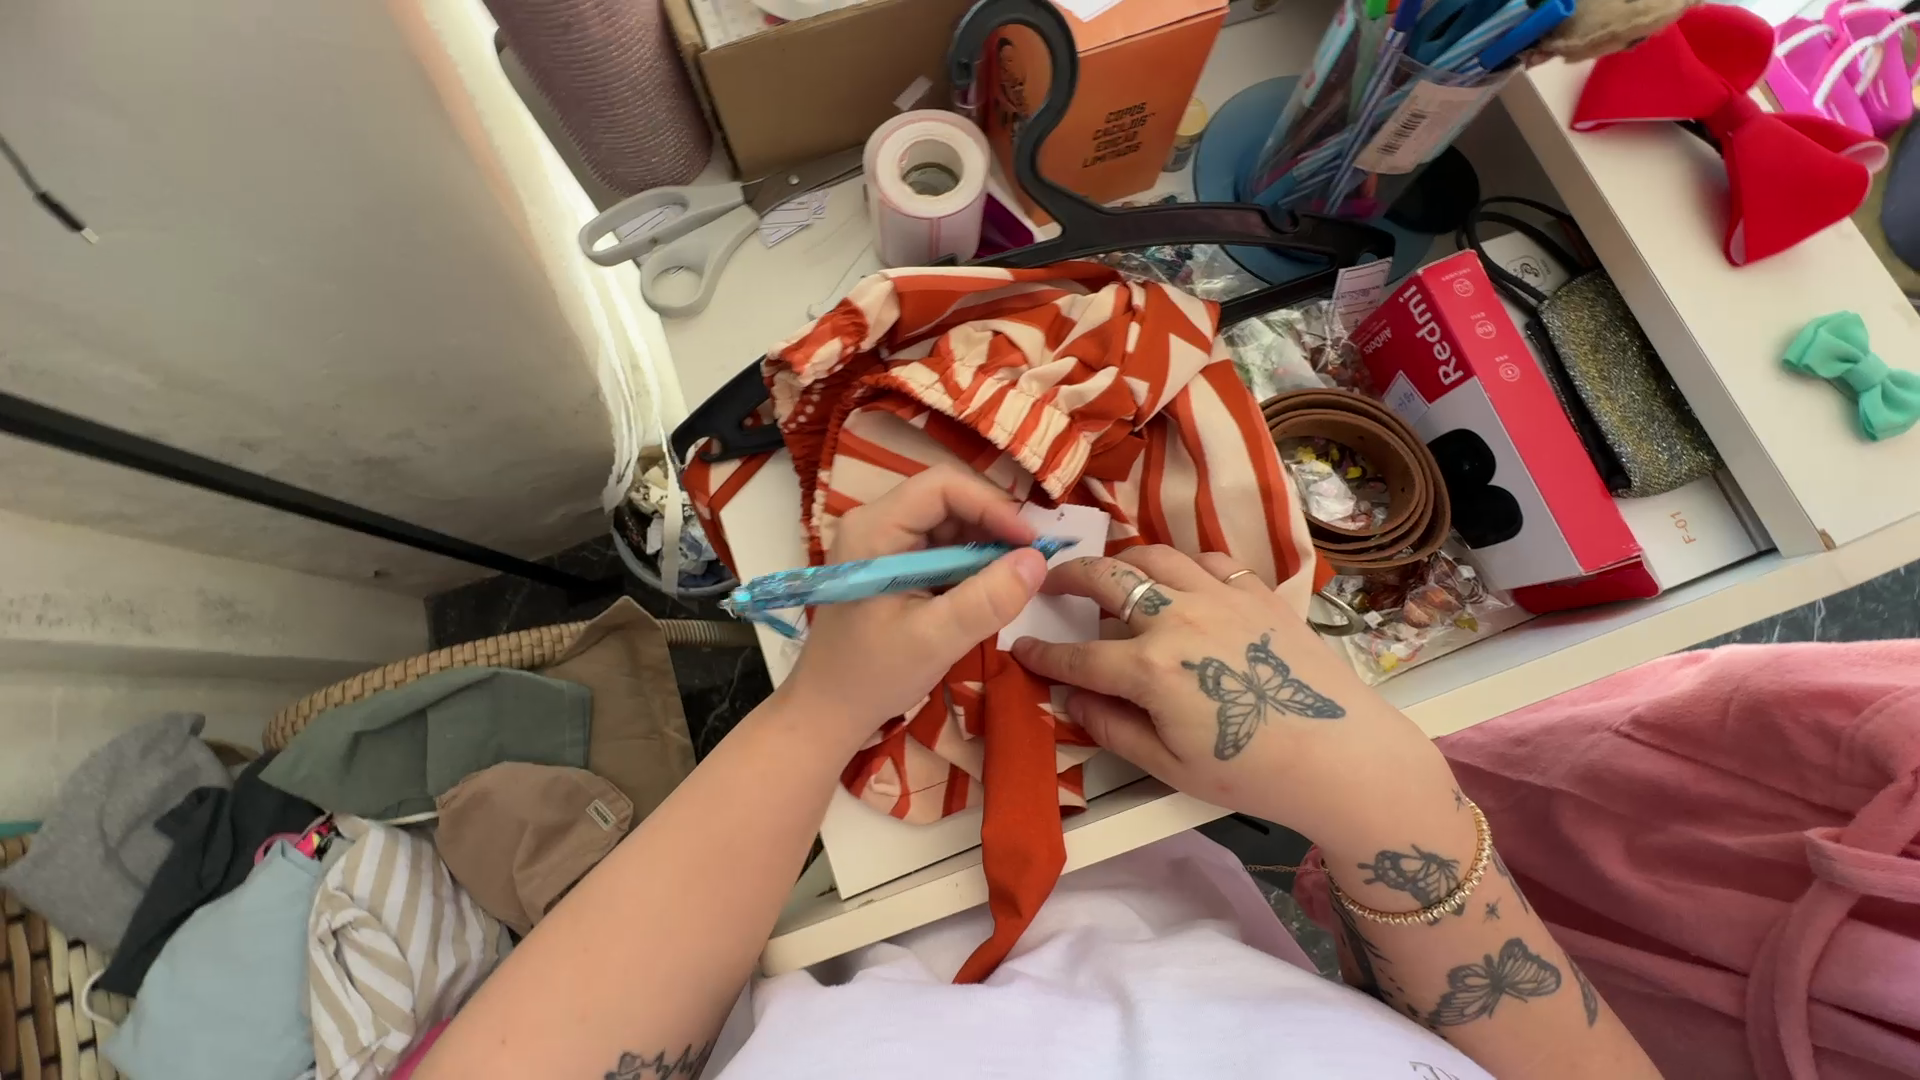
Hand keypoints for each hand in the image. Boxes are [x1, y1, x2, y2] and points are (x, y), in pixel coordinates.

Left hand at [778, 467, 1047, 744]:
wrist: (827, 710)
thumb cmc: (871, 675)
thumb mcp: (935, 639)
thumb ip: (987, 600)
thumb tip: (1038, 560)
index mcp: (874, 529)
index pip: (942, 487)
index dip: (991, 505)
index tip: (1029, 542)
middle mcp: (876, 523)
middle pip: (947, 501)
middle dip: (993, 526)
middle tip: (1030, 561)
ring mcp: (884, 543)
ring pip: (949, 524)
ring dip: (985, 547)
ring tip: (1013, 579)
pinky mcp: (894, 565)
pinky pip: (942, 549)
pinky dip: (971, 565)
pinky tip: (988, 592)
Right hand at [1009, 546, 1449, 843]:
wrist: (1344, 759)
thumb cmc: (1251, 773)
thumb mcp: (1169, 766)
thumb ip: (1111, 727)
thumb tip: (1070, 699)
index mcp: (1151, 669)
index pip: (1078, 657)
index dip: (1042, 654)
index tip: (1020, 647)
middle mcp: (1178, 618)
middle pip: (1106, 579)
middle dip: (1067, 576)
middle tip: (1050, 582)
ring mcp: (1220, 597)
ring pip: (1154, 554)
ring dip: (1122, 560)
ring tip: (1112, 575)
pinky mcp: (1256, 592)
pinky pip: (1208, 558)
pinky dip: (1181, 563)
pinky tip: (1179, 581)